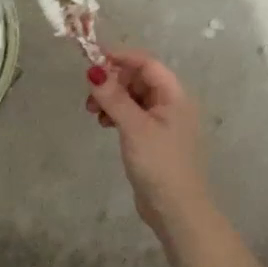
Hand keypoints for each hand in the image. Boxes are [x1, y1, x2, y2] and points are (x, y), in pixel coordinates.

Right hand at [85, 48, 210, 233]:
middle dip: (113, 81)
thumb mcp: (134, 126)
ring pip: (133, 97)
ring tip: (94, 113)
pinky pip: (133, 114)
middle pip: (139, 78)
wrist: (176, 209)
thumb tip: (94, 70)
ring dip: (112, 98)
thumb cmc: (159, 163)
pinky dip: (117, 114)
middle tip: (90, 95)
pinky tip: (105, 124)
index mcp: (174, 96)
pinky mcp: (153, 138)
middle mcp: (171, 104)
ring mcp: (163, 122)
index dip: (121, 57)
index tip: (93, 58)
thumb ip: (114, 97)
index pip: (147, 63)